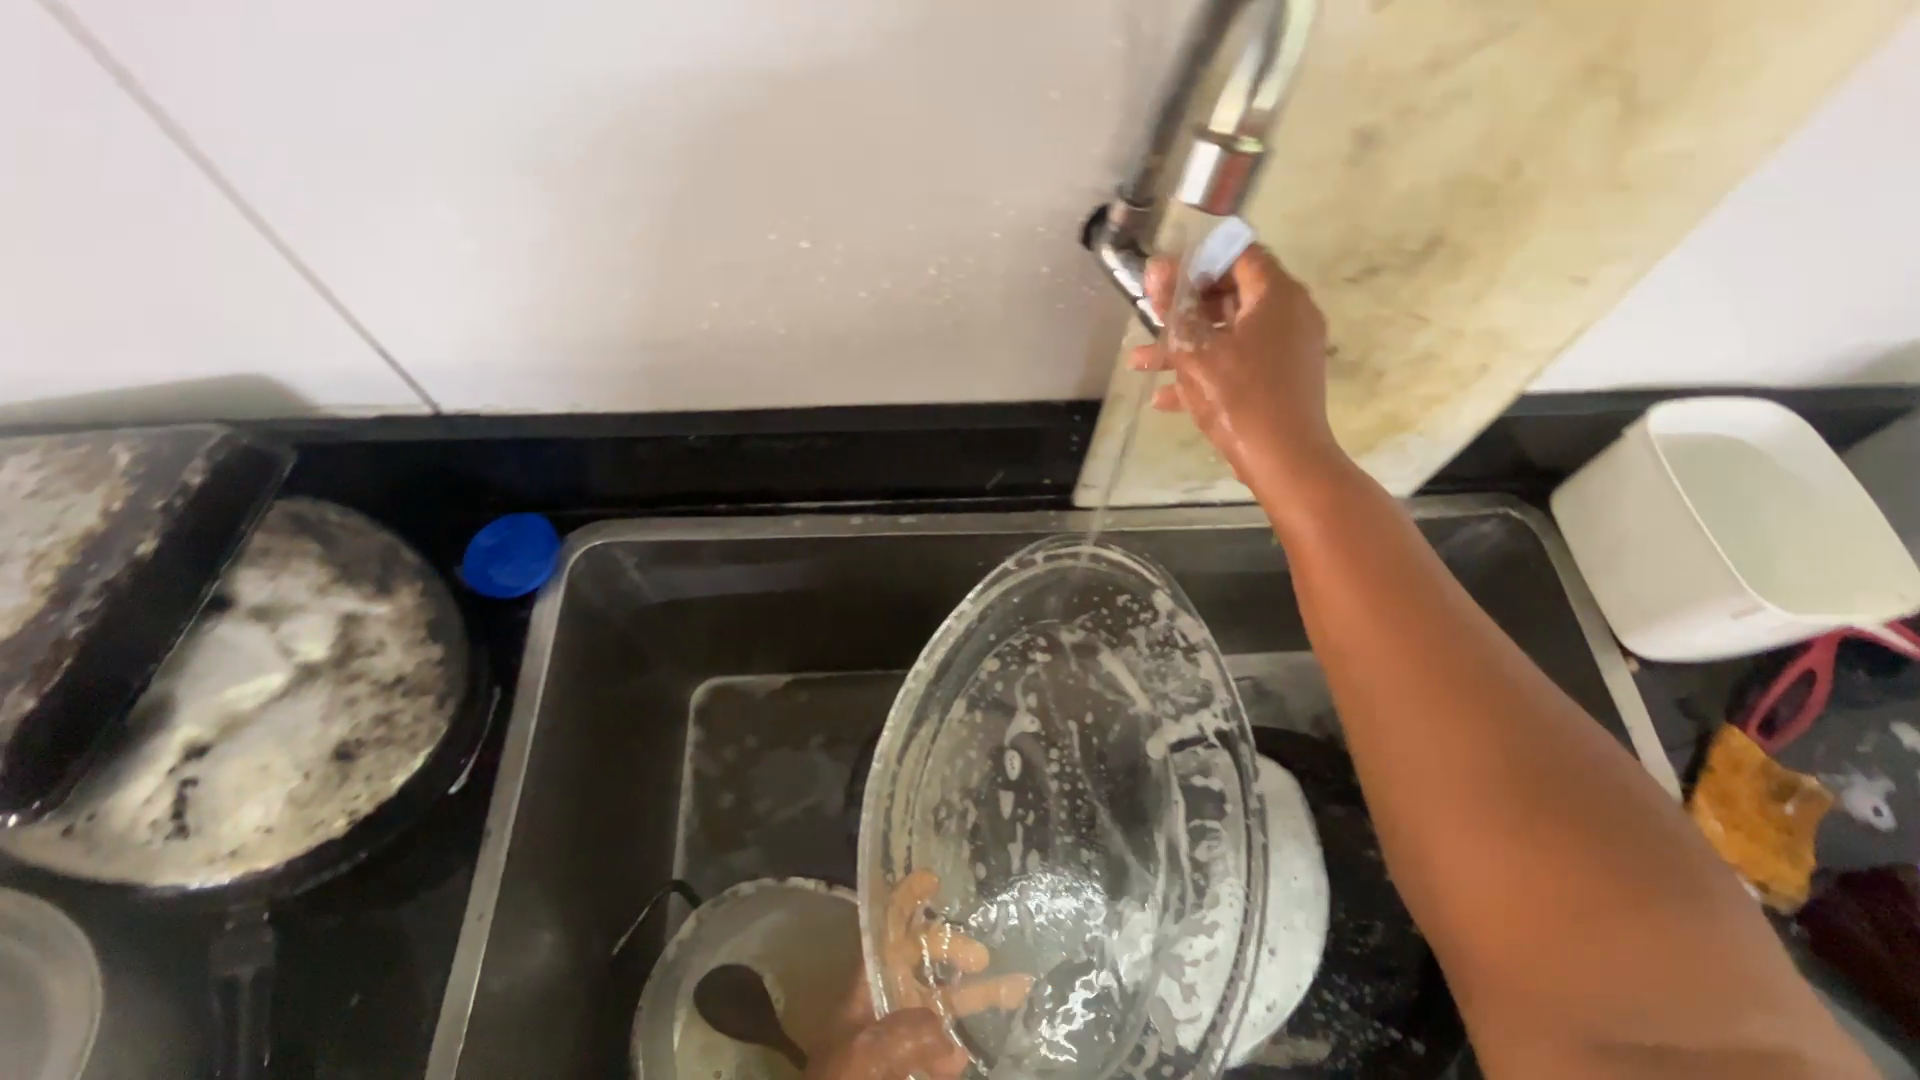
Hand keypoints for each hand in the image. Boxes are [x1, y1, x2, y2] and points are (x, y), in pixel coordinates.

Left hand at [805, 873, 1032, 1079]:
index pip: (887, 932)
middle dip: (953, 949)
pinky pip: (946, 1045)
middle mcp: (886, 1003)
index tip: (931, 878)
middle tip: (981, 957)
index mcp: (866, 987)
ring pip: (945, 1004)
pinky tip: (979, 1049)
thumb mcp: (861, 1058)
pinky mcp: (915, 1064)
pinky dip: (963, 1045)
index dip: (905, 902)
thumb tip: (946, 1032)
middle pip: (922, 960)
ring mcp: (902, 1035)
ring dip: (978, 996)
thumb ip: (899, 1038)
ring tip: (1018, 988)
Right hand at [1128, 244, 1345, 494]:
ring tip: (1140, 362)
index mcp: (1276, 295)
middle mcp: (1290, 314)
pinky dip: (1206, 371)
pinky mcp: (1282, 378)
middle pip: (1232, 295)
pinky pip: (1240, 362)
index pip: (1239, 254)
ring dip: (1184, 344)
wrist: (1284, 459)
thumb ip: (1175, 307)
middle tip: (1150, 316)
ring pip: (1229, 333)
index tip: (1165, 279)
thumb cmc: (1239, 397)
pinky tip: (1162, 397)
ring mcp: (1288, 348)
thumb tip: (1155, 268)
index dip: (1198, 261)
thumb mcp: (1195, 350)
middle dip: (1185, 307)